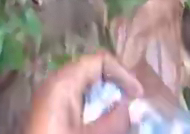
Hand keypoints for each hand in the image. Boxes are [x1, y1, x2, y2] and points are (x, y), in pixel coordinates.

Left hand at [23, 53, 144, 133]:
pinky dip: (92, 115)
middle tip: (134, 110)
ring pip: (84, 92)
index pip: (99, 61)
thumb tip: (134, 107)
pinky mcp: (49, 117)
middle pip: (91, 74)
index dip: (122, 74)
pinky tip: (101, 127)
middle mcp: (55, 84)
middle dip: (115, 89)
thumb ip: (113, 123)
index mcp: (63, 81)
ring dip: (105, 105)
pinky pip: (76, 107)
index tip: (139, 97)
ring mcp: (50, 101)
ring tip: (122, 122)